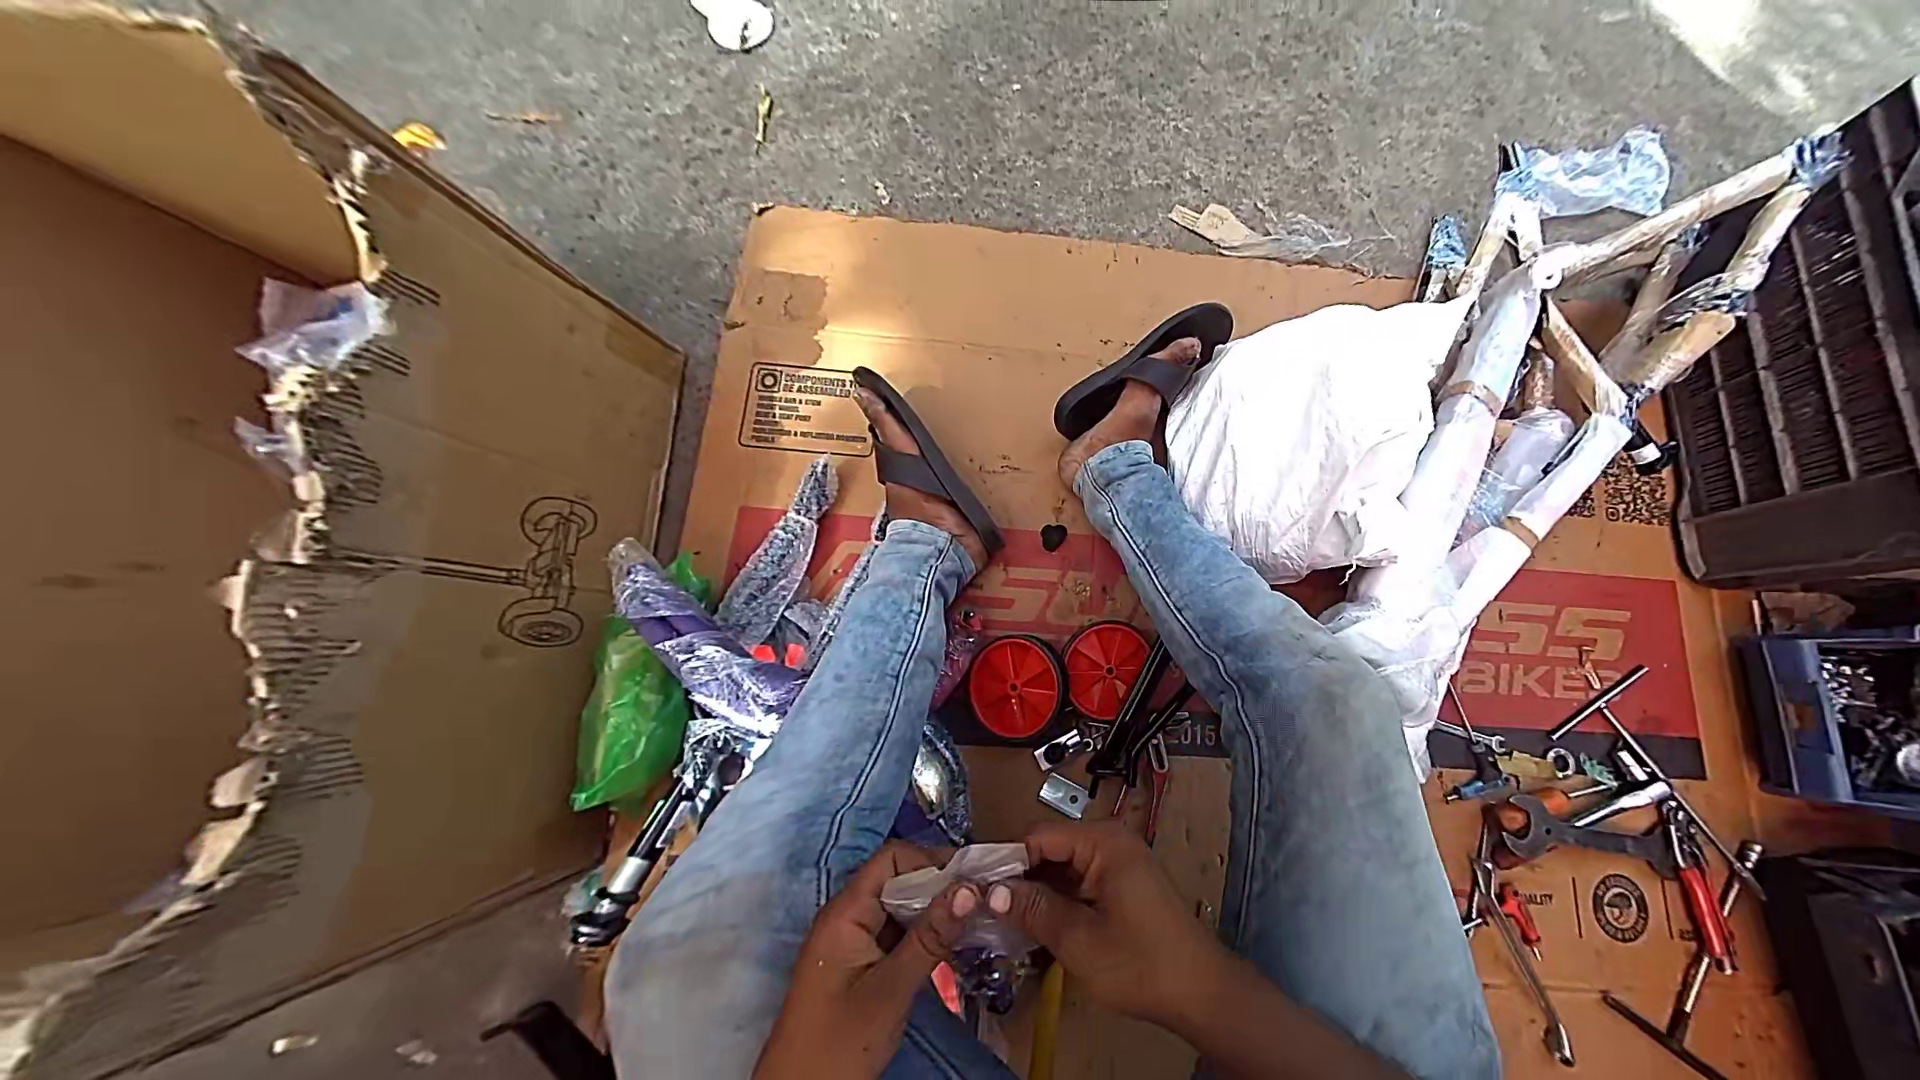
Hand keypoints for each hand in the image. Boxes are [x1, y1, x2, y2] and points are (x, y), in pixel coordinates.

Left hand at [754, 842, 976, 1079]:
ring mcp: (851, 939)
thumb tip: (969, 889)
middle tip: (981, 900)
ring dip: (932, 911)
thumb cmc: (841, 1043)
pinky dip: (921, 934)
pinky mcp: (857, 963)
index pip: (891, 859)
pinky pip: (893, 932)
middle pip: (896, 879)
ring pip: (897, 907)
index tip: (971, 878)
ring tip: (974, 919)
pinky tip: (949, 945)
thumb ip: (931, 937)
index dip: (931, 860)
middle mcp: (846, 915)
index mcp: (846, 910)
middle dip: (938, 885)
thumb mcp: (892, 989)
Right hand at [991, 819, 1228, 1029]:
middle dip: (1020, 876)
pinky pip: (1077, 878)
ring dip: (1036, 890)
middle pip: (1049, 847)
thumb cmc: (1143, 964)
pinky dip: (1056, 897)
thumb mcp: (1080, 940)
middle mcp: (1109, 839)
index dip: (1006, 860)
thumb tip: (991, 891)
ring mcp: (1116, 859)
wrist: (1203, 995)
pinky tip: (1035, 921)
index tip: (978, 887)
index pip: (1038, 836)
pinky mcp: (1119, 880)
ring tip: (1004, 916)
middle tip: (986, 905)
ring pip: (1060, 865)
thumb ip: (1034, 909)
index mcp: (1103, 841)